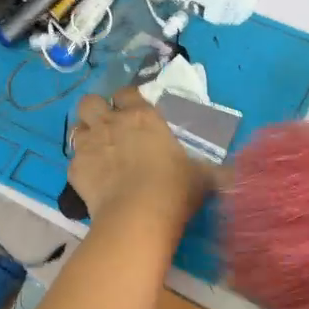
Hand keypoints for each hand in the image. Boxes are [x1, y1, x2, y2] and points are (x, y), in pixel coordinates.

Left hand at [69, 87, 212, 230]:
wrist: (138, 216)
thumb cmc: (174, 188)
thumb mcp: (202, 177)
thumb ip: (213, 171)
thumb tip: (234, 177)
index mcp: (142, 116)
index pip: (127, 92)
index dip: (128, 100)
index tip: (135, 113)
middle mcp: (111, 123)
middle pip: (90, 101)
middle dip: (96, 110)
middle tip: (109, 127)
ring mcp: (89, 145)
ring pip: (76, 128)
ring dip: (86, 136)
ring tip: (98, 152)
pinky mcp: (74, 170)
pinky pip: (73, 161)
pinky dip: (82, 168)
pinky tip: (94, 181)